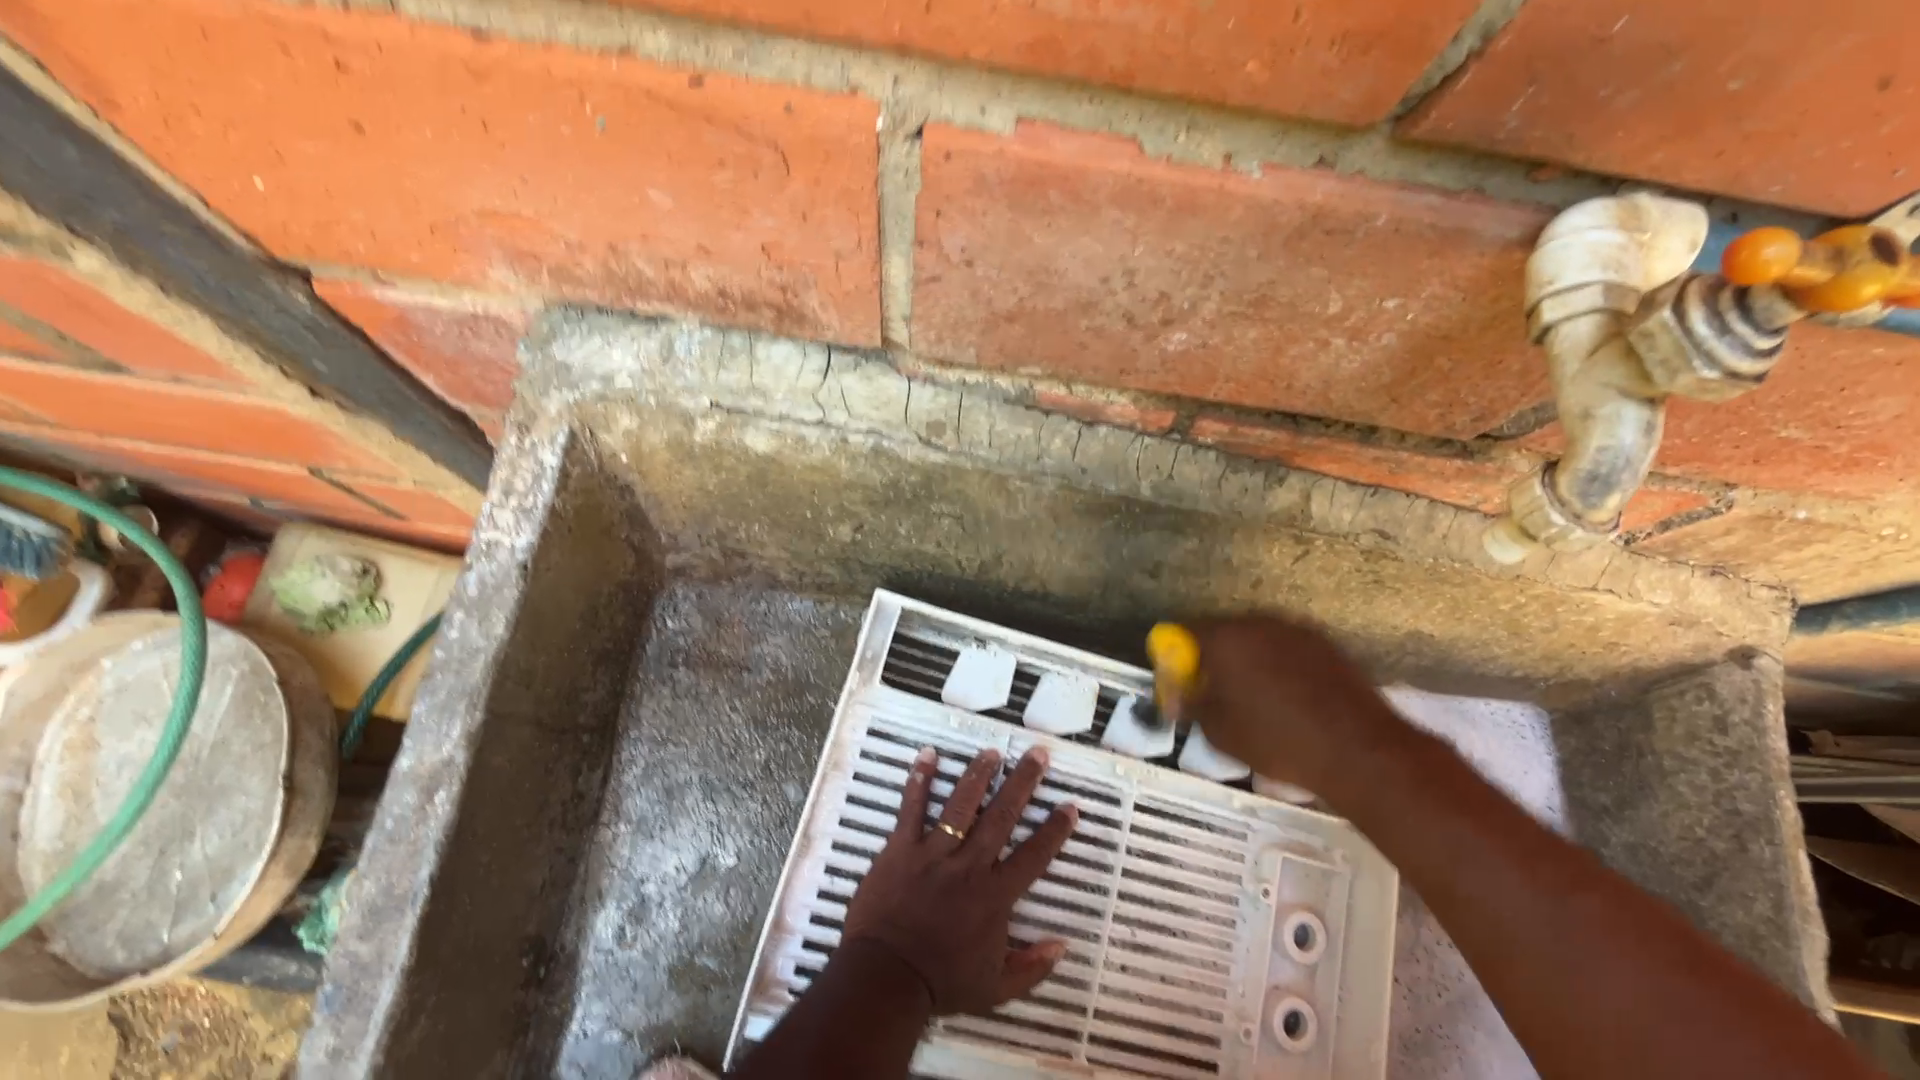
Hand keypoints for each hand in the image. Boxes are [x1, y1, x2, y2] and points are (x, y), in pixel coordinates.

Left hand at [842, 745, 1078, 1015]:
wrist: (884, 979)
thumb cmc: (940, 983)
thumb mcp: (995, 989)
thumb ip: (1031, 967)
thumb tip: (1063, 945)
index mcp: (994, 896)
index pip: (1034, 855)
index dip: (1054, 830)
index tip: (1070, 805)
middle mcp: (969, 866)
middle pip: (1002, 816)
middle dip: (1022, 782)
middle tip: (1038, 754)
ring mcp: (933, 853)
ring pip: (961, 805)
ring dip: (978, 775)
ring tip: (992, 751)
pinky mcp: (900, 849)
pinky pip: (911, 808)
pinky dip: (919, 781)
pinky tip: (928, 755)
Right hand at [1188, 615, 1416, 796]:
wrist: (1359, 750)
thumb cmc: (1278, 740)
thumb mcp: (1219, 731)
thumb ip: (1192, 704)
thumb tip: (1180, 694)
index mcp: (1225, 638)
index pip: (1182, 635)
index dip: (1175, 661)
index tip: (1179, 688)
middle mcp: (1259, 623)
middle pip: (1221, 633)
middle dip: (1211, 660)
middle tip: (1211, 695)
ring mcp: (1296, 630)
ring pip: (1256, 641)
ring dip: (1246, 663)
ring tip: (1250, 700)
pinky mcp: (1326, 644)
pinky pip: (1285, 650)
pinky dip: (1276, 667)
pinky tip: (1284, 699)